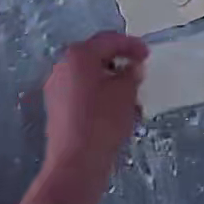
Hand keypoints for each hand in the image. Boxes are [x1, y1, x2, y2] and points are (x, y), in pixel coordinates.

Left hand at [41, 31, 147, 176]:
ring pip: (88, 76)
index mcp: (78, 56)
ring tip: (129, 94)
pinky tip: (114, 109)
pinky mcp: (56, 108)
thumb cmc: (102, 121)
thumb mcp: (125, 93)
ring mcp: (56, 87)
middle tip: (138, 70)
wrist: (75, 163)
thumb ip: (131, 74)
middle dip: (118, 62)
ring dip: (109, 80)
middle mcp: (62, 66)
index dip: (130, 45)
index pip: (108, 40)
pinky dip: (98, 94)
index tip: (147, 54)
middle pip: (94, 56)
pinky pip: (81, 92)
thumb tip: (131, 69)